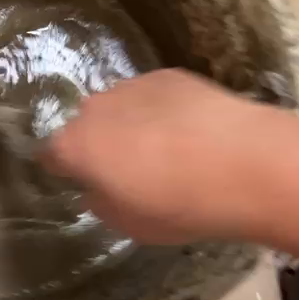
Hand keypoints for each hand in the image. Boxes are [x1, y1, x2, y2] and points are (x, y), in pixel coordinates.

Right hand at [42, 69, 281, 242]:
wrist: (247, 164)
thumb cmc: (180, 205)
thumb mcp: (129, 224)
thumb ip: (101, 202)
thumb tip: (97, 188)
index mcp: (74, 146)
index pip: (50, 155)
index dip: (66, 170)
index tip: (86, 183)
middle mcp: (92, 109)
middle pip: (85, 126)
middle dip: (100, 143)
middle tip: (132, 170)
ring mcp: (130, 86)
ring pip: (119, 107)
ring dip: (131, 124)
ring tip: (170, 150)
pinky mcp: (167, 75)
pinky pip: (152, 95)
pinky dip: (163, 110)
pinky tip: (193, 131)